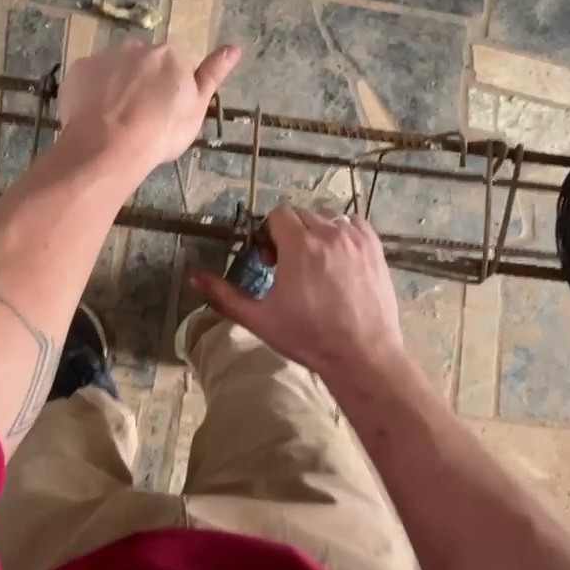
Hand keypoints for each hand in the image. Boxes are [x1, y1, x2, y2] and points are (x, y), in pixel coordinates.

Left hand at [58, 40, 239, 171]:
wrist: (110, 145)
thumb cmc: (161, 131)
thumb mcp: (197, 107)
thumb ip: (213, 74)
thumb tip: (235, 47)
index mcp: (169, 53)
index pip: (172, 64)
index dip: (167, 88)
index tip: (162, 110)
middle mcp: (137, 46)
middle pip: (141, 62)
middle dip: (140, 82)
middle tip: (139, 116)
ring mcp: (105, 56)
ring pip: (113, 68)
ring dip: (115, 85)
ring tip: (115, 119)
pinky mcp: (78, 69)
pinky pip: (89, 78)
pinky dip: (92, 92)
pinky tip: (94, 116)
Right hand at [190, 206, 405, 389]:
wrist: (363, 356)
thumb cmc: (308, 339)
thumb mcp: (260, 319)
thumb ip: (224, 295)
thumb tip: (194, 276)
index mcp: (299, 245)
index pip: (278, 214)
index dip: (268, 235)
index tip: (271, 262)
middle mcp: (328, 233)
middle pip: (300, 214)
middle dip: (290, 233)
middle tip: (289, 267)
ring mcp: (355, 239)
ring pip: (326, 217)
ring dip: (315, 232)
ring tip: (315, 264)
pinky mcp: (375, 247)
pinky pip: (353, 224)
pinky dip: (342, 233)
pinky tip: (339, 259)